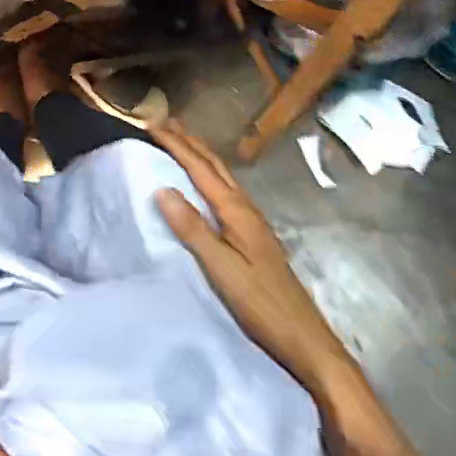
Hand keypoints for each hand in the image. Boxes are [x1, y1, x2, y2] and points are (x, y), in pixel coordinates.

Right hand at [149, 121, 351, 387]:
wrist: (302, 333)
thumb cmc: (259, 302)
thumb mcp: (221, 268)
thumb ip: (192, 228)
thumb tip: (163, 189)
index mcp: (235, 210)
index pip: (200, 168)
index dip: (177, 145)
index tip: (153, 123)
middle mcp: (245, 206)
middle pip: (214, 164)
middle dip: (189, 141)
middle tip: (165, 122)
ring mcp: (252, 219)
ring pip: (222, 175)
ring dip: (201, 155)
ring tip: (183, 142)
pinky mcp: (254, 233)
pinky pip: (227, 190)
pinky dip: (211, 175)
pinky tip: (209, 184)